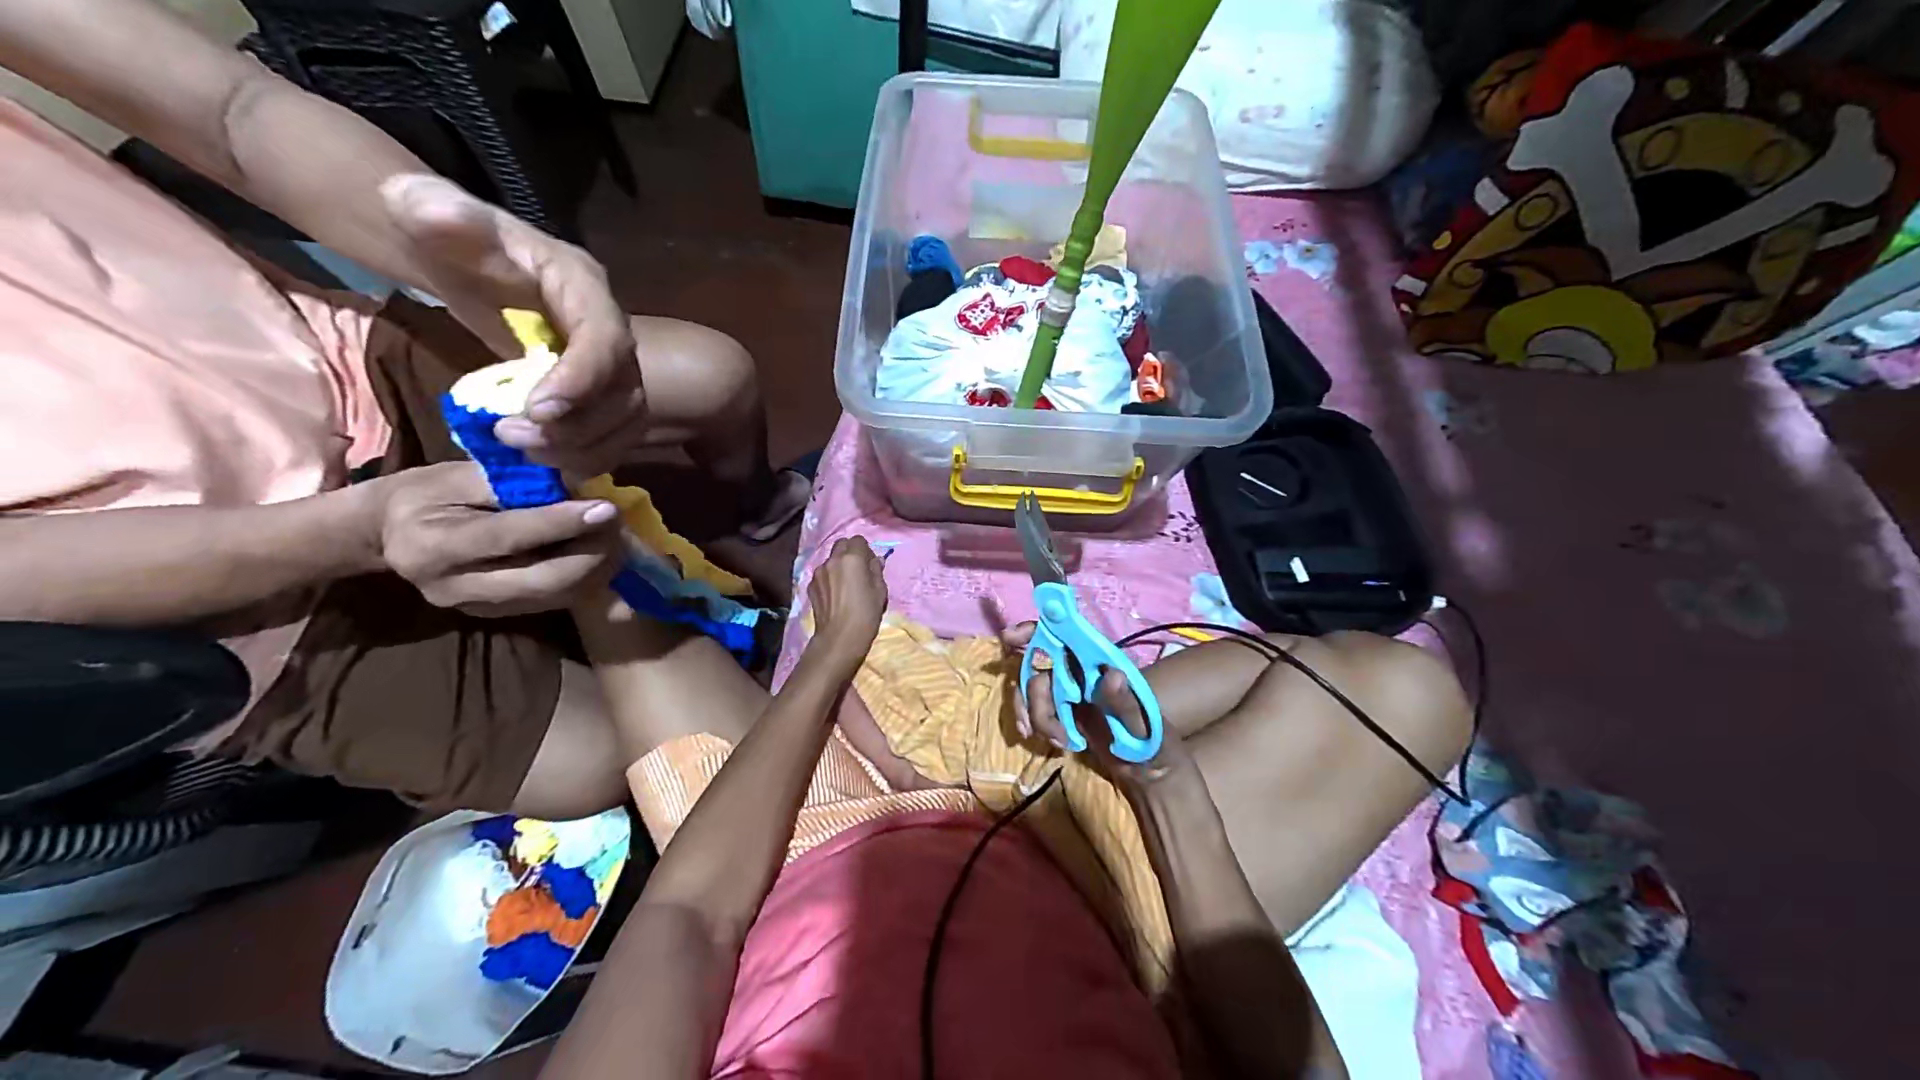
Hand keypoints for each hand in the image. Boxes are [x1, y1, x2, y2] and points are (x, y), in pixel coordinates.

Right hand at [367, 462, 623, 614]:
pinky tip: (600, 551)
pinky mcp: (501, 615)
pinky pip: (555, 600)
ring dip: (597, 566)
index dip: (561, 523)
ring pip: (556, 595)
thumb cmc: (428, 494)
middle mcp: (453, 587)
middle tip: (617, 521)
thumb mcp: (458, 475)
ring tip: (615, 534)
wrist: (391, 534)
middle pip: (542, 580)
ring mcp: (479, 608)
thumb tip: (573, 482)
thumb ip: (511, 482)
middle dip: (591, 552)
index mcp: (430, 546)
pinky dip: (586, 577)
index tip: (604, 507)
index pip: (508, 537)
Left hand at [381, 174, 644, 473]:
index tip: (535, 410)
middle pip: (624, 393)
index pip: (607, 339)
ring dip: (581, 449)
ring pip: (626, 423)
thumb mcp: (434, 213)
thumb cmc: (451, 240)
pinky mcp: (602, 396)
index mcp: (584, 287)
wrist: (466, 260)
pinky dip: (585, 459)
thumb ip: (434, 209)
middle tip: (511, 437)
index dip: (583, 380)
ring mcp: (613, 368)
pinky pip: (613, 438)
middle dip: (575, 426)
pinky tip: (542, 465)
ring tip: (520, 453)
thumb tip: (430, 211)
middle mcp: (612, 331)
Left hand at [807, 537, 887, 668]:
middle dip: (850, 553)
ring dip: (838, 565)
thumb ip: (876, 570)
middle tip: (858, 570)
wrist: (839, 638)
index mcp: (852, 558)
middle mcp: (832, 560)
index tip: (869, 564)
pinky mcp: (810, 586)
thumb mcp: (880, 591)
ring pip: (830, 560)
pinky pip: (822, 575)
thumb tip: (875, 560)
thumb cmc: (866, 614)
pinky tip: (835, 595)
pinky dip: (829, 579)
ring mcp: (818, 572)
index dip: (865, 550)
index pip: (858, 540)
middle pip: (841, 545)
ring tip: (845, 585)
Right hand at [1001, 622, 1193, 786]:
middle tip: (1037, 722)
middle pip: (1038, 661)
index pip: (1064, 632)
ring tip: (1058, 738)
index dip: (1036, 629)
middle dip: (1033, 691)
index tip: (1011, 638)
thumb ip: (1124, 702)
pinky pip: (1032, 707)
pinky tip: (1038, 737)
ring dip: (1034, 712)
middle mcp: (1079, 670)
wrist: (1148, 773)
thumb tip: (1112, 675)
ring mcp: (1067, 690)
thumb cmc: (1153, 742)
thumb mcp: (1144, 724)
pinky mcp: (1059, 710)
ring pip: (1031, 686)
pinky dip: (1029, 720)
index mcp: (1099, 661)